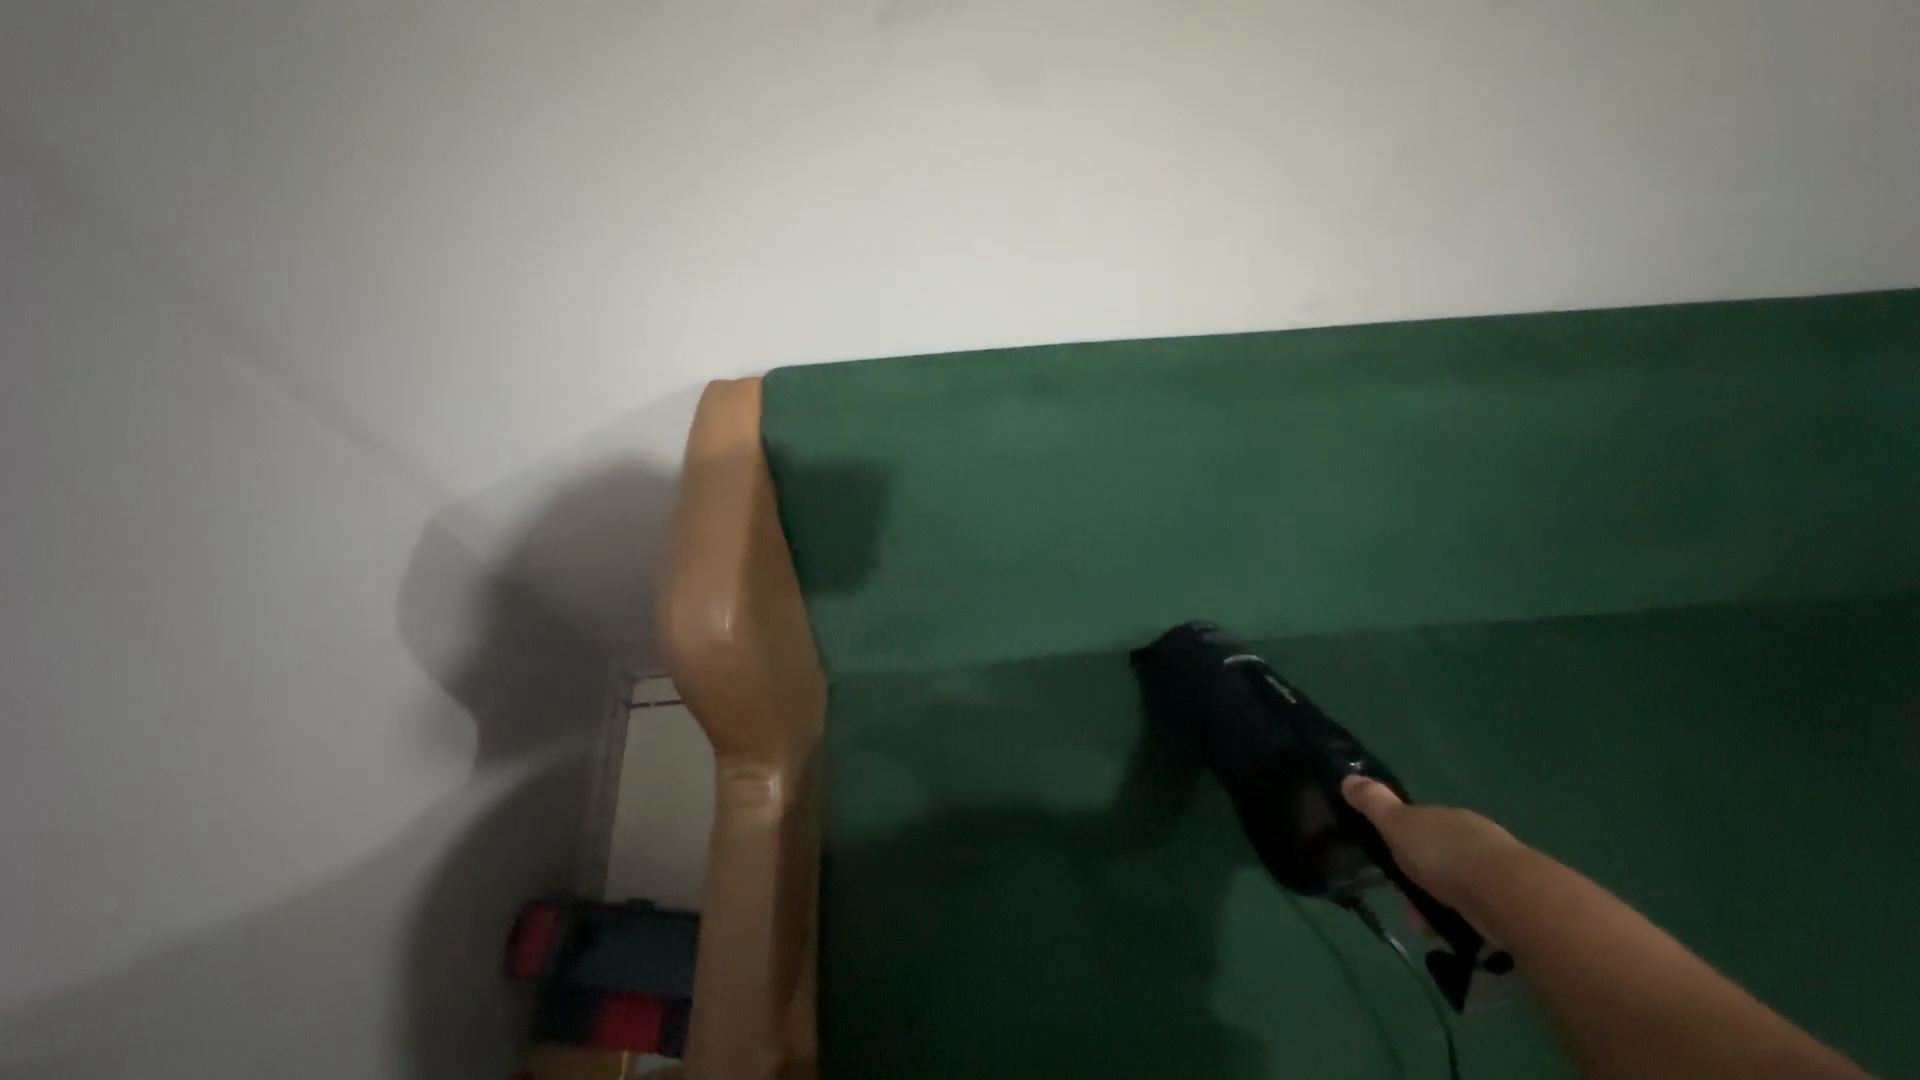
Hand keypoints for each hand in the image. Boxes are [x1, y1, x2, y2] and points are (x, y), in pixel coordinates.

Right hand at [1341, 775, 1528, 927]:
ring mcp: (1499, 872)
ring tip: (1427, 930)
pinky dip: (1463, 924)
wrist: (1506, 895)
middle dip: (1421, 883)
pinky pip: (1479, 912)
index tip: (1390, 867)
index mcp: (1449, 818)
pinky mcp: (1516, 903)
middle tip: (1406, 907)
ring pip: (1460, 889)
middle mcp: (1477, 839)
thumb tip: (1347, 778)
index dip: (1403, 844)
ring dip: (1439, 908)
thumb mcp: (1397, 824)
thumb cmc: (1444, 854)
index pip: (1422, 826)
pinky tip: (1455, 938)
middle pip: (1440, 859)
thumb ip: (1373, 803)